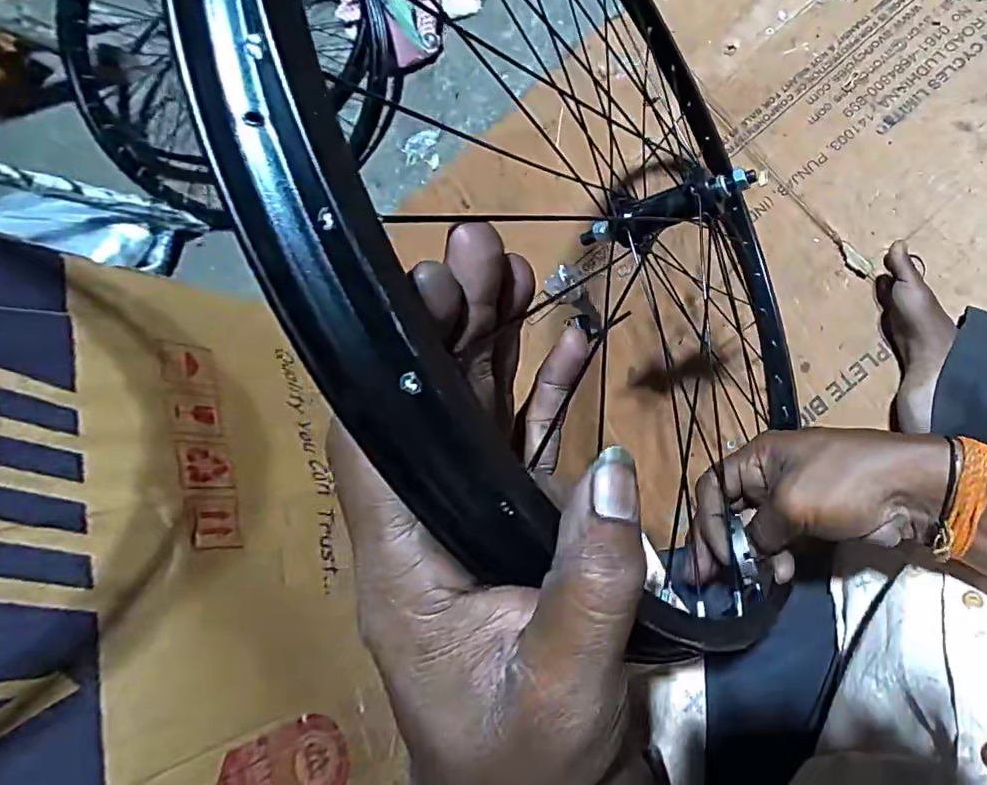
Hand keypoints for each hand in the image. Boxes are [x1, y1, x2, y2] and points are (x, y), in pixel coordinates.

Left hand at [330, 223, 654, 784]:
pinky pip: (527, 436)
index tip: (429, 290)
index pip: (376, 443)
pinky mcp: (518, 516)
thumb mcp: (562, 687)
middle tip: (478, 252)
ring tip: (516, 276)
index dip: (396, 363)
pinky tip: (568, 343)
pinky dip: (547, 386)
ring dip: (497, 341)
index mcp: (407, 561)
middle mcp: (431, 521)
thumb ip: (588, 586)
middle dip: (453, 324)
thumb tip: (611, 474)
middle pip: (433, 406)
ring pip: (479, 409)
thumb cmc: (528, 761)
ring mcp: (476, 513)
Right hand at [687, 428, 951, 583]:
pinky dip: (772, 559)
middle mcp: (769, 476)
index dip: (708, 519)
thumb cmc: (844, 482)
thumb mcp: (792, 503)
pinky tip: (778, 575)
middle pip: (729, 510)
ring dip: (747, 557)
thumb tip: (745, 557)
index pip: (714, 486)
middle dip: (718, 544)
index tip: (716, 555)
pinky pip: (779, 542)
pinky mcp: (812, 523)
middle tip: (706, 581)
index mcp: (759, 456)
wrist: (907, 491)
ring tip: (749, 582)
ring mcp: (791, 500)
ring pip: (753, 531)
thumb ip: (758, 532)